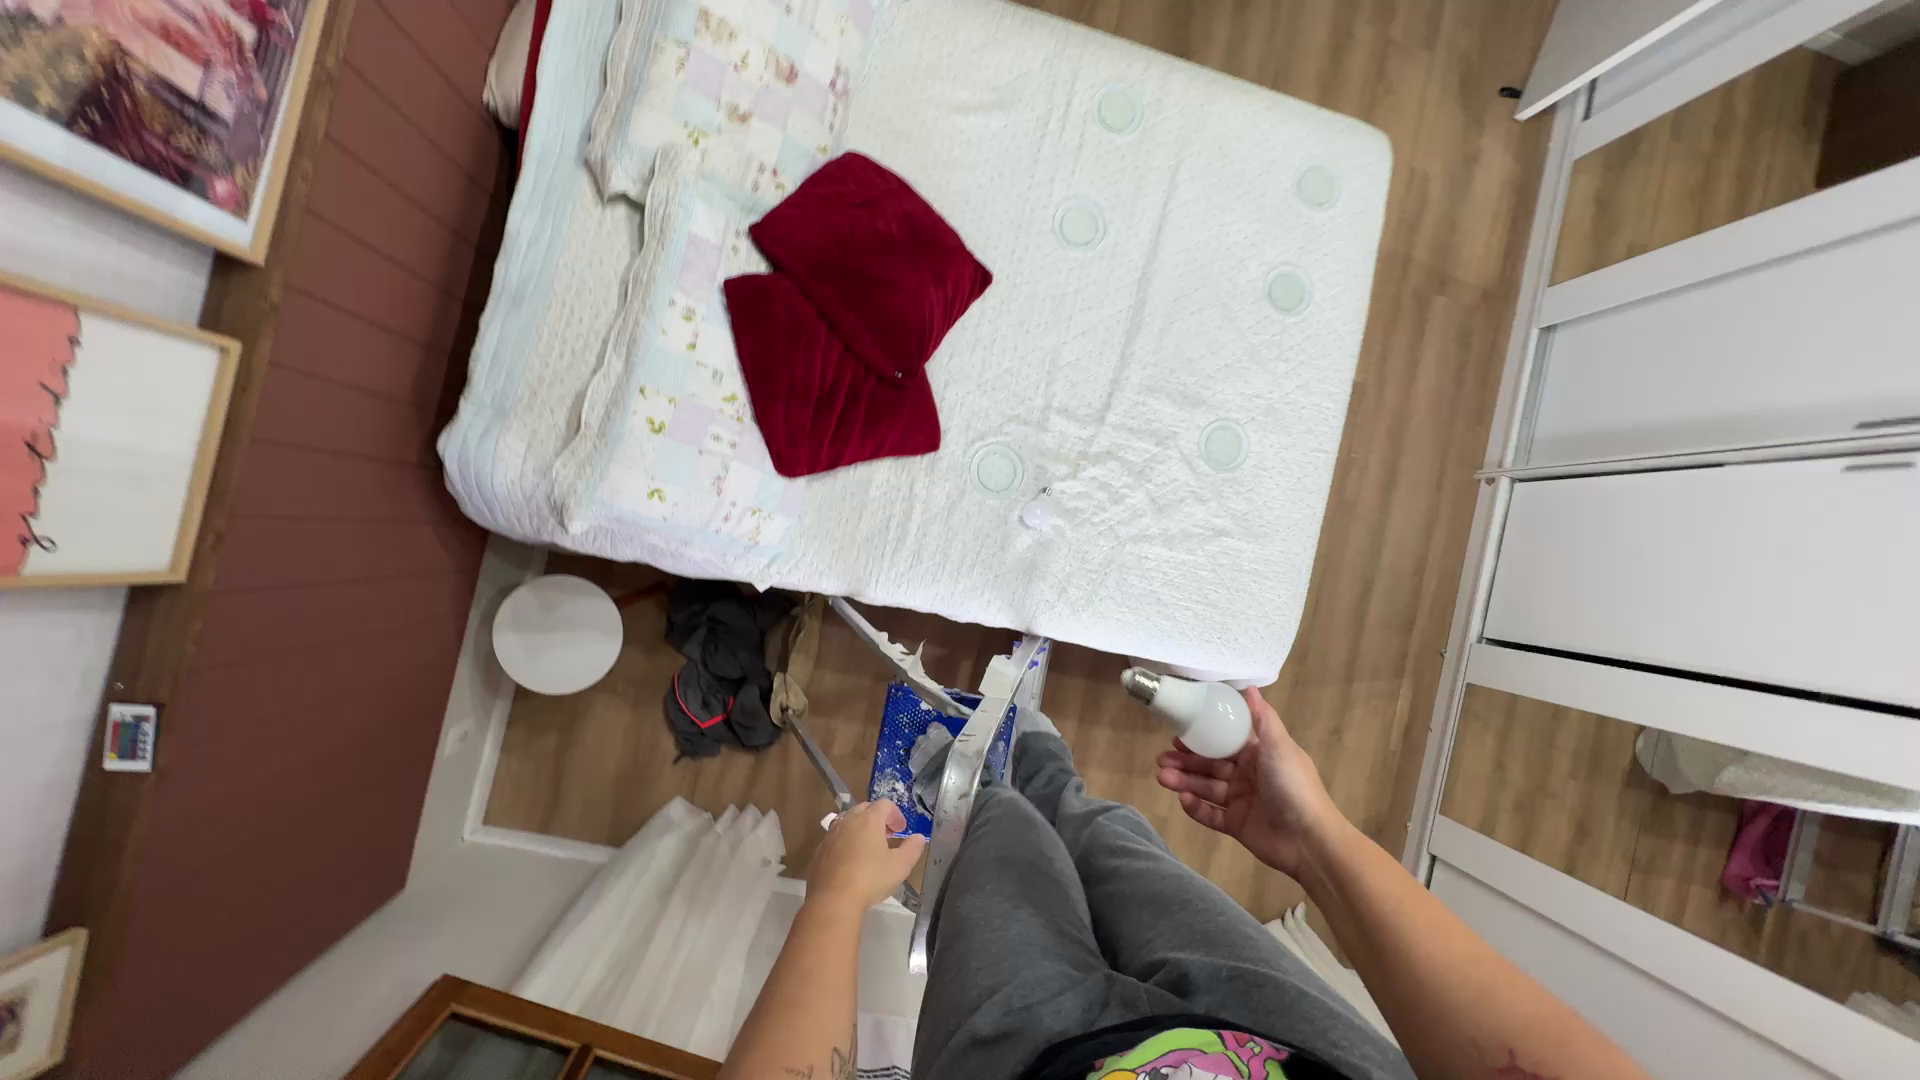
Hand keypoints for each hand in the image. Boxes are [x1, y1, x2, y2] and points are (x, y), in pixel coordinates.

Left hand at [806, 801, 926, 913]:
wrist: (833, 900)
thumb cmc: (871, 879)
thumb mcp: (900, 866)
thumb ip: (912, 848)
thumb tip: (919, 837)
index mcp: (869, 819)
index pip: (885, 804)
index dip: (896, 815)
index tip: (901, 830)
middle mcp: (848, 821)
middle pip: (865, 809)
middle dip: (878, 818)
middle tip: (886, 836)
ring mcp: (831, 835)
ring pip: (847, 822)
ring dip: (859, 829)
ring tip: (867, 848)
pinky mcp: (819, 851)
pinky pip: (835, 838)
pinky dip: (845, 842)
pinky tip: (849, 862)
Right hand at [1155, 688, 1343, 881]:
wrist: (1310, 839)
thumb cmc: (1293, 786)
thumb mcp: (1279, 746)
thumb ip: (1262, 718)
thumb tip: (1249, 687)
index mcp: (1258, 755)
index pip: (1222, 743)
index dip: (1200, 739)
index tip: (1177, 735)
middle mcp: (1247, 776)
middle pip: (1209, 766)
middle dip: (1185, 763)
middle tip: (1161, 760)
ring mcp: (1241, 802)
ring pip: (1206, 788)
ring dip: (1184, 782)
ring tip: (1163, 778)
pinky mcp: (1237, 825)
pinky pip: (1211, 814)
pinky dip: (1195, 807)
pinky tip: (1182, 799)